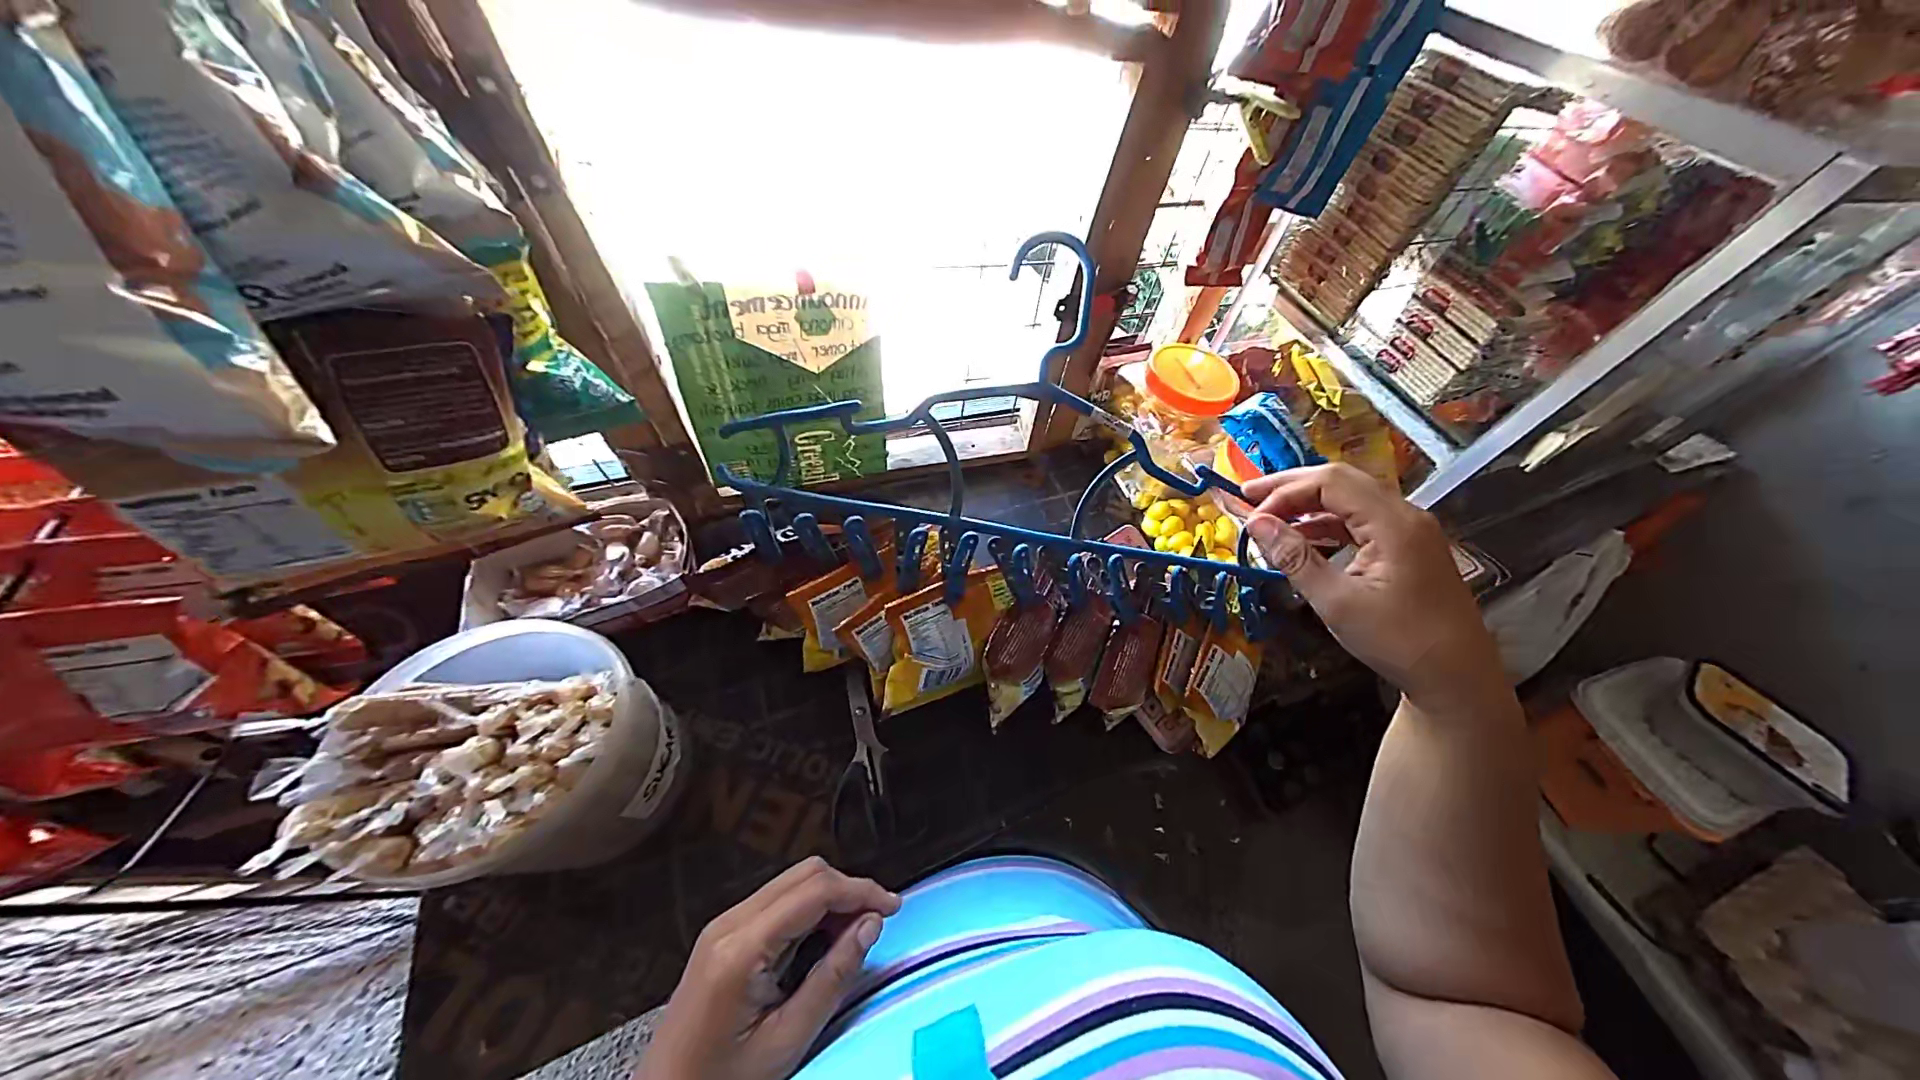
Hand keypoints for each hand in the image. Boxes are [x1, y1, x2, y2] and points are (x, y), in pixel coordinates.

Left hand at [637, 857, 899, 1079]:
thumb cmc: (718, 1079)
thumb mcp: (786, 1039)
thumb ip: (832, 978)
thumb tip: (868, 927)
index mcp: (741, 949)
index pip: (815, 890)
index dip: (861, 890)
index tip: (890, 905)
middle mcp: (729, 924)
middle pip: (805, 874)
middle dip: (848, 889)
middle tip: (876, 919)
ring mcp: (724, 925)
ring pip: (793, 881)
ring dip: (830, 896)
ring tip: (852, 933)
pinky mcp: (725, 933)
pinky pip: (778, 899)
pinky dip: (810, 907)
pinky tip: (823, 937)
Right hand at [1242, 464, 1502, 708]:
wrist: (1457, 677)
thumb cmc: (1397, 640)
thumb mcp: (1336, 601)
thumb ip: (1295, 558)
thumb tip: (1257, 525)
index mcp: (1393, 523)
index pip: (1330, 483)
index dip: (1286, 491)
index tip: (1251, 513)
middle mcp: (1405, 516)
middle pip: (1341, 481)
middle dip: (1292, 487)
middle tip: (1250, 496)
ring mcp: (1409, 530)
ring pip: (1350, 500)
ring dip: (1308, 505)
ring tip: (1269, 518)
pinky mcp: (1406, 547)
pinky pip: (1360, 521)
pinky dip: (1326, 523)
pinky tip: (1301, 538)